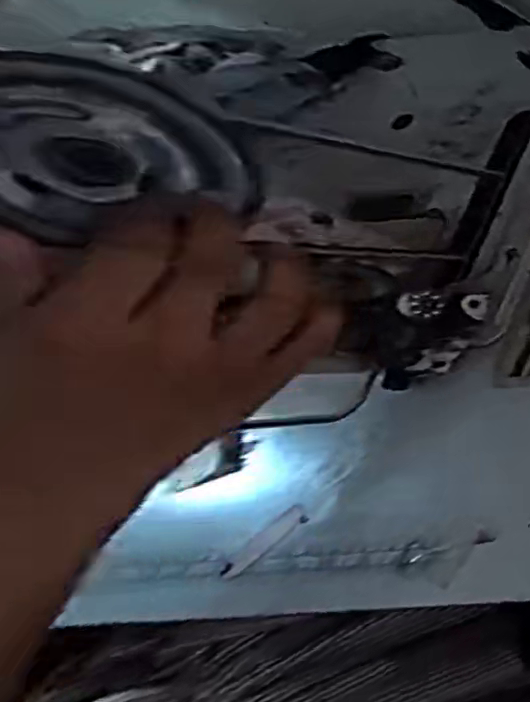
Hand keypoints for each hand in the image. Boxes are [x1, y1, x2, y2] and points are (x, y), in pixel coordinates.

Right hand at [0, 202, 340, 544]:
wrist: (45, 494)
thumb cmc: (8, 415)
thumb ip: (10, 286)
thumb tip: (23, 233)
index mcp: (82, 326)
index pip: (136, 248)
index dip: (149, 216)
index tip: (152, 207)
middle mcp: (167, 341)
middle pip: (213, 263)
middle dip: (217, 224)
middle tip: (213, 211)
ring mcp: (225, 366)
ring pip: (279, 301)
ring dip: (288, 265)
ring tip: (276, 247)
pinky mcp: (258, 389)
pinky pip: (310, 345)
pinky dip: (325, 316)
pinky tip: (320, 296)